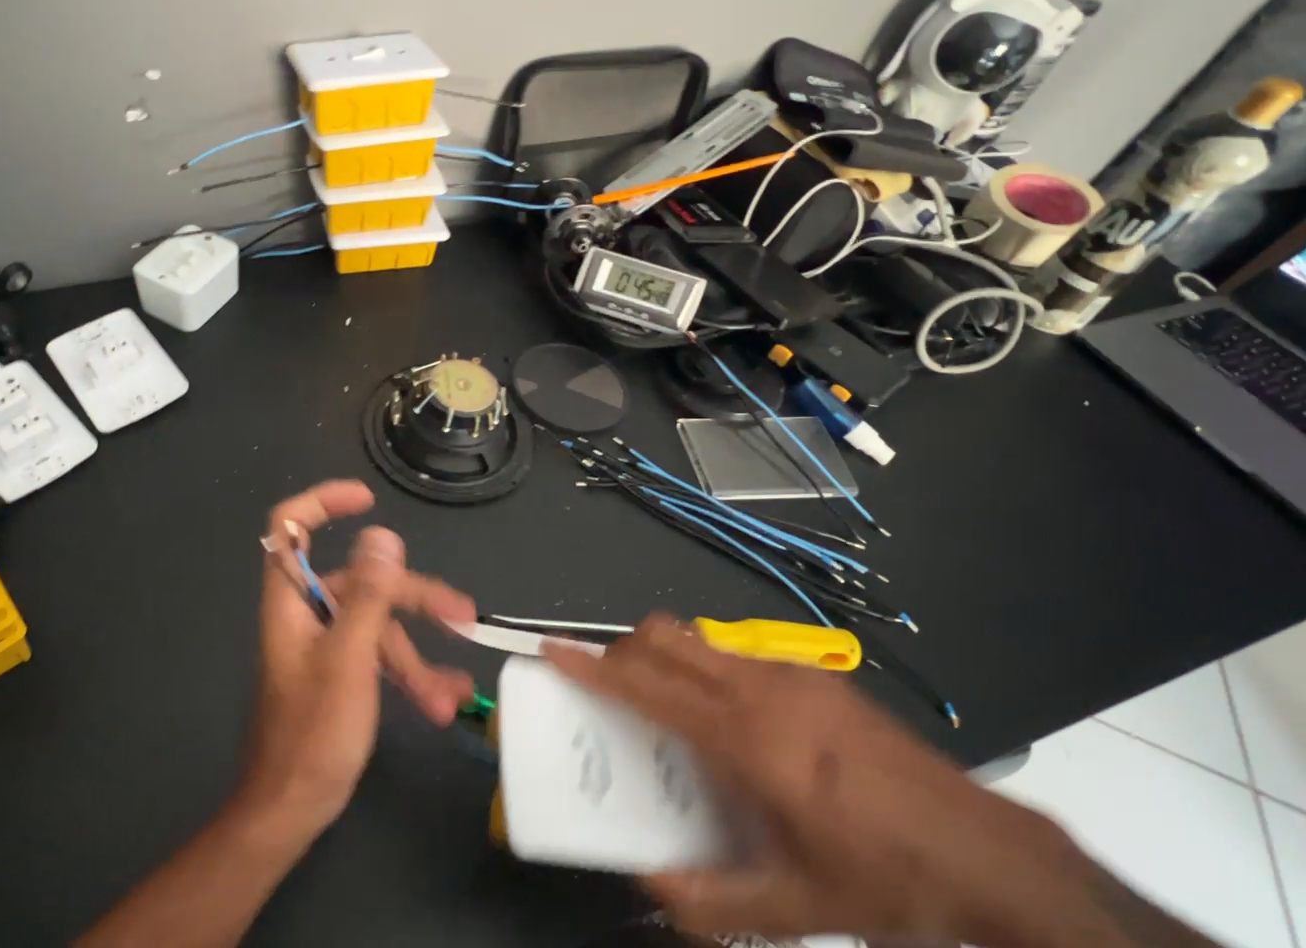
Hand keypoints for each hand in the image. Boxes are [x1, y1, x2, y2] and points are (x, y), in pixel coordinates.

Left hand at [235, 480, 475, 840]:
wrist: (289, 810)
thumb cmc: (312, 734)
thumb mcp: (349, 660)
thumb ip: (368, 596)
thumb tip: (383, 535)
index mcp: (291, 602)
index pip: (291, 528)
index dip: (323, 503)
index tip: (368, 499)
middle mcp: (306, 616)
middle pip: (361, 582)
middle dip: (413, 599)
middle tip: (462, 616)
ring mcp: (323, 647)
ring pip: (378, 627)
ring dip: (418, 656)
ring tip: (451, 694)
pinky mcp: (339, 677)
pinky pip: (378, 660)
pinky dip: (409, 676)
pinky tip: (442, 702)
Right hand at [546, 616, 1085, 943]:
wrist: (993, 858)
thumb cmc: (887, 882)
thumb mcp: (796, 908)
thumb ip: (711, 902)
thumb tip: (648, 882)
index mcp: (749, 741)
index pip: (650, 688)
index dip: (593, 668)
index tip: (551, 650)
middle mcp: (765, 691)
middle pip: (668, 637)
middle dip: (623, 653)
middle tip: (608, 691)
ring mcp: (797, 677)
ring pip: (702, 637)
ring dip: (666, 654)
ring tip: (665, 704)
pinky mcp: (822, 678)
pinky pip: (738, 652)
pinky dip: (707, 665)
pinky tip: (731, 720)